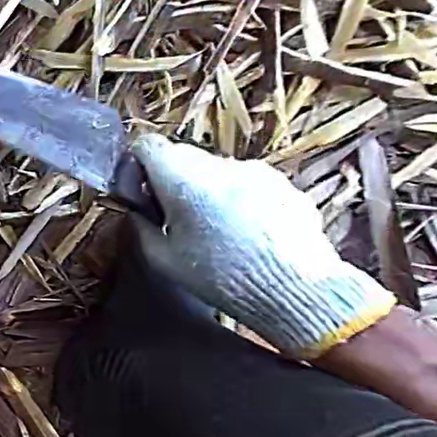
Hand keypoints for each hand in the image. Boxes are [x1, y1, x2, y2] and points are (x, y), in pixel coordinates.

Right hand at [129, 134, 394, 358]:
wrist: (300, 292)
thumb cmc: (222, 278)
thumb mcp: (163, 259)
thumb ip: (141, 226)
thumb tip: (138, 210)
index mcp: (182, 178)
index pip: (147, 144)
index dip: (137, 164)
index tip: (139, 190)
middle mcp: (219, 165)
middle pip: (181, 156)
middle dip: (170, 179)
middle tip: (172, 215)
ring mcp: (255, 171)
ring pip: (214, 169)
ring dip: (205, 189)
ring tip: (214, 229)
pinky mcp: (282, 183)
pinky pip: (245, 182)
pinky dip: (236, 198)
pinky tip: (244, 233)